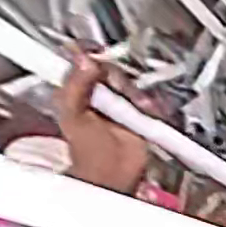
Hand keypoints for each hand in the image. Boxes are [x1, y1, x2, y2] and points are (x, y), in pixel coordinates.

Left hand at [57, 52, 150, 192]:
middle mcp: (98, 92)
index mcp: (74, 86)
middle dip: (116, 75)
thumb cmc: (88, 149)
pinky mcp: (141, 117)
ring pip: (131, 84)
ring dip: (136, 93)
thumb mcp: (73, 112)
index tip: (98, 52)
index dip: (89, 51)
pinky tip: (148, 110)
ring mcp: (121, 104)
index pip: (80, 58)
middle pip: (109, 68)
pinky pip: (149, 102)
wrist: (115, 175)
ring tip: (138, 105)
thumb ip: (76, 84)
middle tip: (117, 87)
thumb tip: (84, 58)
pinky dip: (152, 104)